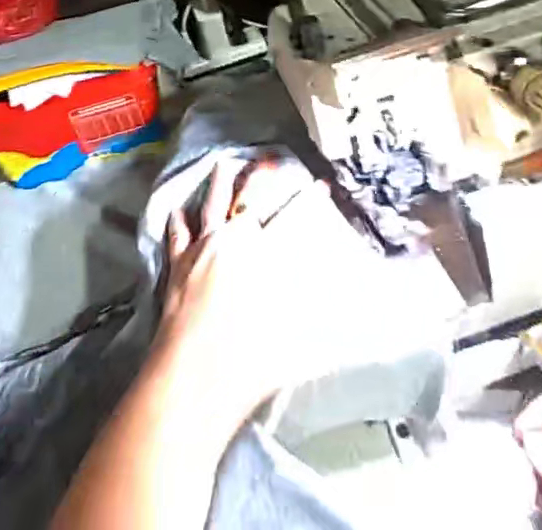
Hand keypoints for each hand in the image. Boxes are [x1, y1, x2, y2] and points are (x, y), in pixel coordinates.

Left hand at [157, 156, 364, 423]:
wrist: (187, 383)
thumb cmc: (247, 360)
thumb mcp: (296, 347)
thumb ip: (328, 343)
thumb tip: (366, 343)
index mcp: (264, 253)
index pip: (292, 215)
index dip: (310, 197)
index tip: (322, 183)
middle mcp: (232, 242)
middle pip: (248, 199)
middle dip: (262, 177)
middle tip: (270, 158)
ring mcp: (200, 251)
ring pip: (211, 206)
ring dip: (220, 184)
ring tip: (224, 164)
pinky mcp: (175, 268)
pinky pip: (178, 235)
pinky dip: (180, 220)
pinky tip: (178, 209)